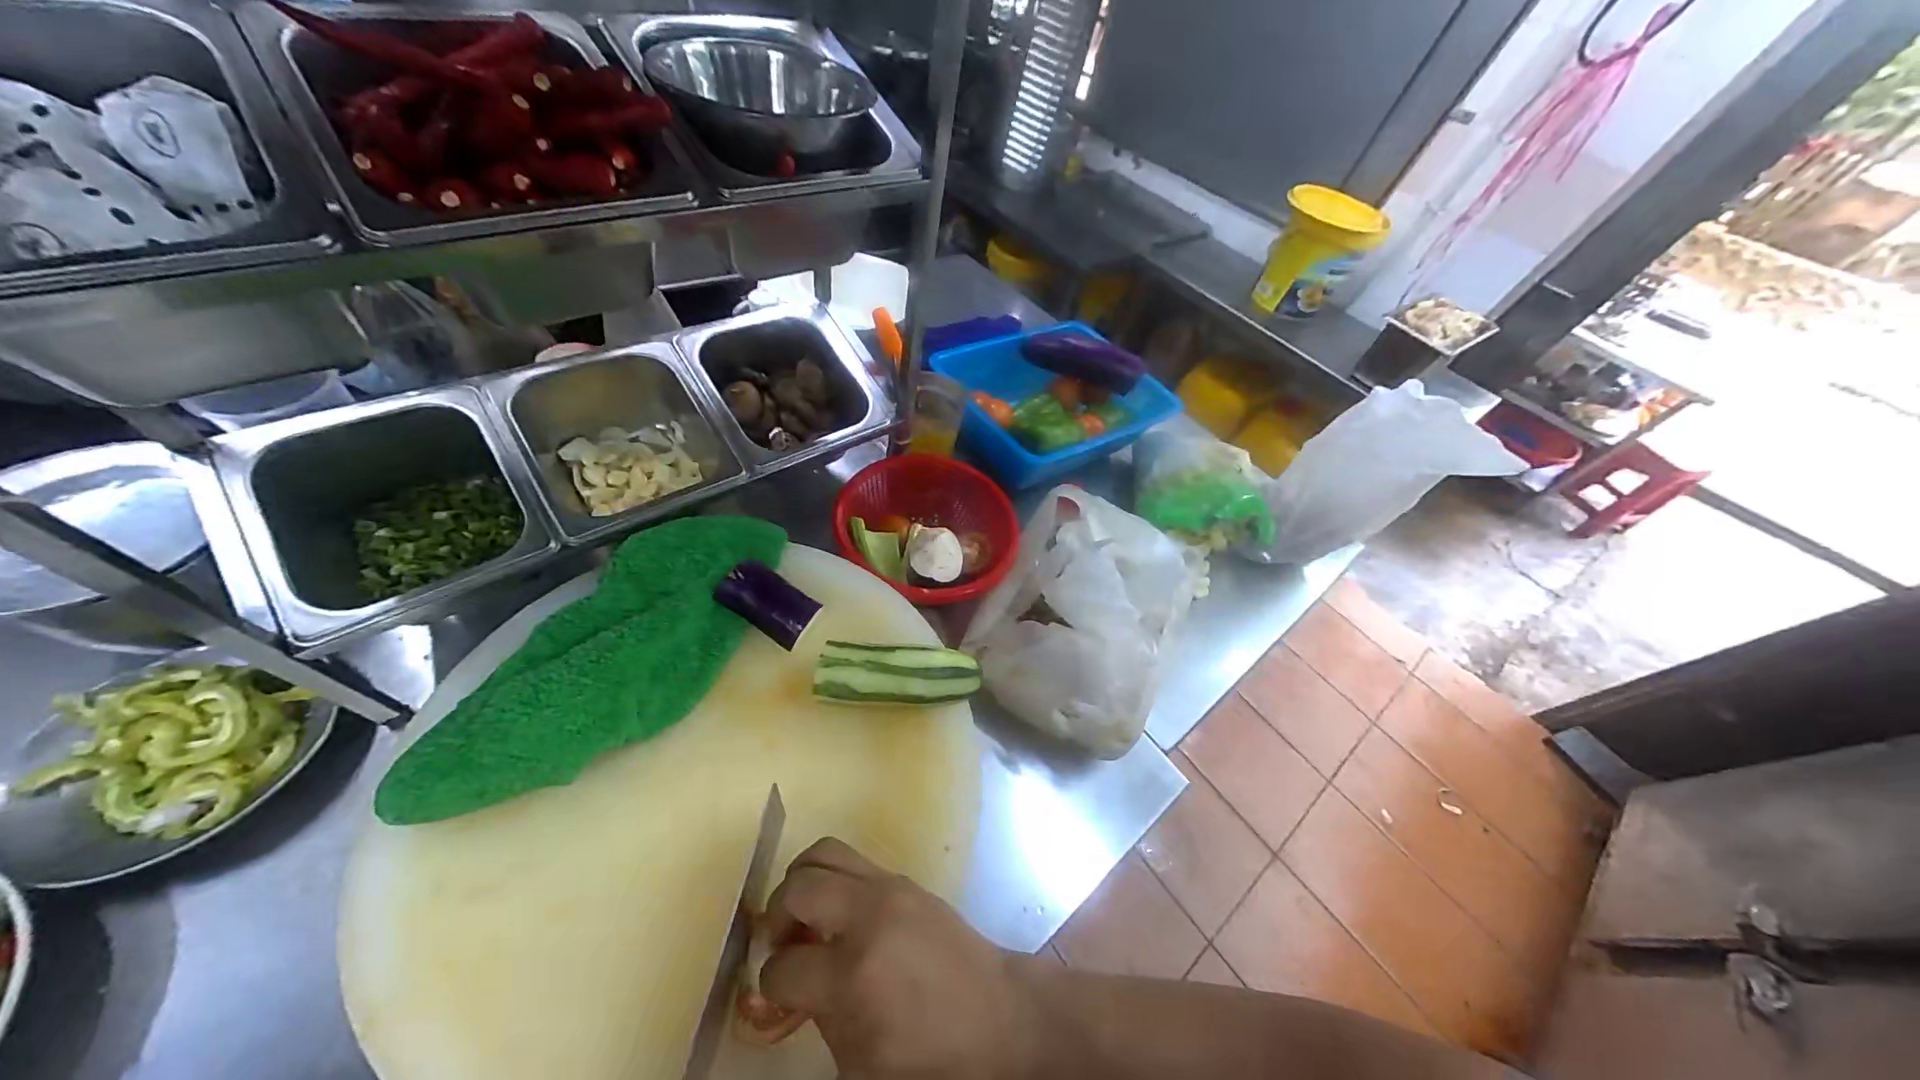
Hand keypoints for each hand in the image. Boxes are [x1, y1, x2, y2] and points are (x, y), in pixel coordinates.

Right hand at [756, 838, 1037, 1078]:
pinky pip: (852, 859)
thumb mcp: (862, 1064)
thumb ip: (818, 1018)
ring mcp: (891, 888)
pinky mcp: (905, 878)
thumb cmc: (932, 1055)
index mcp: (856, 976)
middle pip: (797, 887)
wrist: (1001, 1016)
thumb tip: (792, 984)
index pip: (783, 968)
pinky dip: (832, 879)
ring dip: (801, 884)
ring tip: (806, 917)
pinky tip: (841, 914)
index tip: (781, 993)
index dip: (772, 986)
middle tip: (785, 944)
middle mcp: (869, 917)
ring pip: (822, 851)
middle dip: (777, 917)